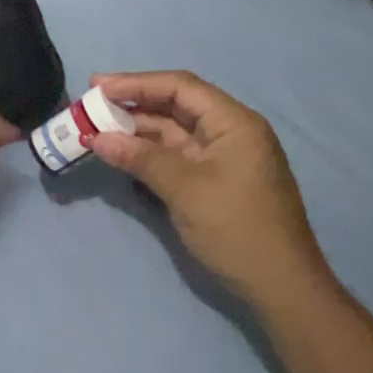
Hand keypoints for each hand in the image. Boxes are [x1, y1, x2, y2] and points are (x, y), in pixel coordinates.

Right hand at [88, 71, 334, 308]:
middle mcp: (230, 132)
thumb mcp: (184, 189)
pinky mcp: (216, 180)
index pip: (179, 87)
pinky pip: (177, 154)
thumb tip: (95, 138)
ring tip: (97, 129)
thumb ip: (140, 157)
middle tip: (90, 106)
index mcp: (233, 123)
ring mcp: (224, 157)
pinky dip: (148, 151)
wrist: (282, 288)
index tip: (96, 86)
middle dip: (132, 104)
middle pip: (175, 105)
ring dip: (136, 129)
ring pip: (173, 131)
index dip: (135, 83)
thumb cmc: (237, 229)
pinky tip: (122, 153)